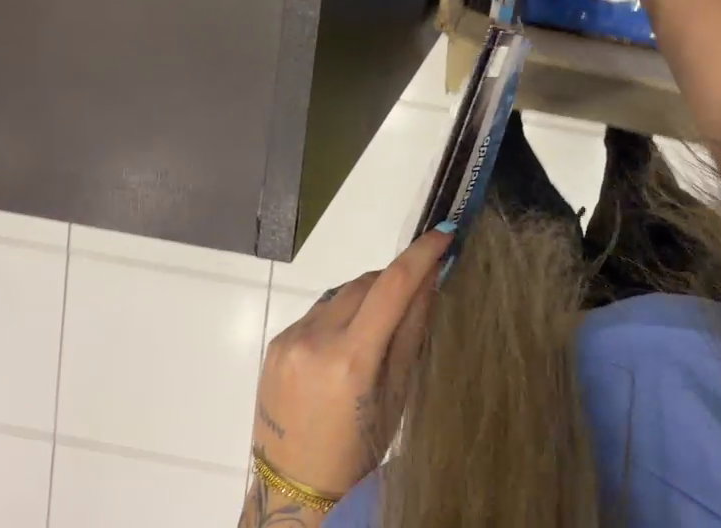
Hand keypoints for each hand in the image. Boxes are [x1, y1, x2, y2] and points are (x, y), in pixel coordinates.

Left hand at [251, 226, 454, 495]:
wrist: (293, 490)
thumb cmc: (357, 450)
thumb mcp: (396, 396)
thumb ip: (412, 332)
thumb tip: (431, 278)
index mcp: (350, 359)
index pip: (392, 286)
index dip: (421, 254)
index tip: (445, 232)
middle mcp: (315, 339)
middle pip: (366, 284)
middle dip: (393, 282)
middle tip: (416, 296)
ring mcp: (290, 339)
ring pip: (341, 293)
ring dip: (365, 298)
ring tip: (376, 333)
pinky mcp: (276, 343)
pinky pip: (318, 311)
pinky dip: (340, 316)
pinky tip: (345, 346)